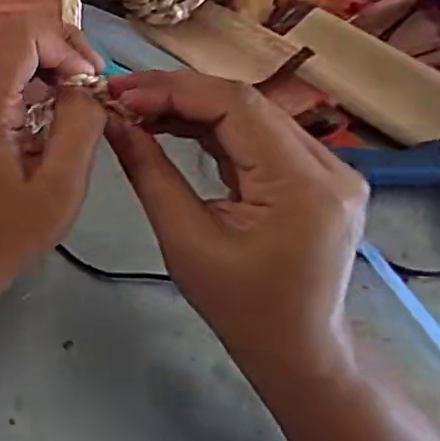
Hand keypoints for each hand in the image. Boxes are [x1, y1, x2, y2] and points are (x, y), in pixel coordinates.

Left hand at [0, 22, 108, 320]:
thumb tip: (88, 86)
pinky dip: (40, 74)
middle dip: (60, 44)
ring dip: (51, 57)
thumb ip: (80, 127)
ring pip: (11, 48)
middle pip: (14, 32)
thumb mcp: (61, 185)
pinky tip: (64, 103)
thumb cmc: (12, 230)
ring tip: (84, 89)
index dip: (63, 45)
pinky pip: (9, 72)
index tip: (91, 80)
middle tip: (93, 77)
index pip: (21, 36)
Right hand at [104, 71, 368, 375]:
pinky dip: (208, 125)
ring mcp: (326, 167)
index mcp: (303, 185)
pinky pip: (255, 133)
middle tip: (119, 94)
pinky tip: (168, 123)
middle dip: (175, 92)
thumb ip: (148, 171)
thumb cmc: (238, 305)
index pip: (236, 106)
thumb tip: (112, 120)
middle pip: (243, 102)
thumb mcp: (183, 239)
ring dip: (189, 105)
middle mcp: (328, 166)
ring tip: (135, 108)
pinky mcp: (313, 173)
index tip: (119, 93)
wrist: (297, 350)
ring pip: (248, 112)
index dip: (172, 90)